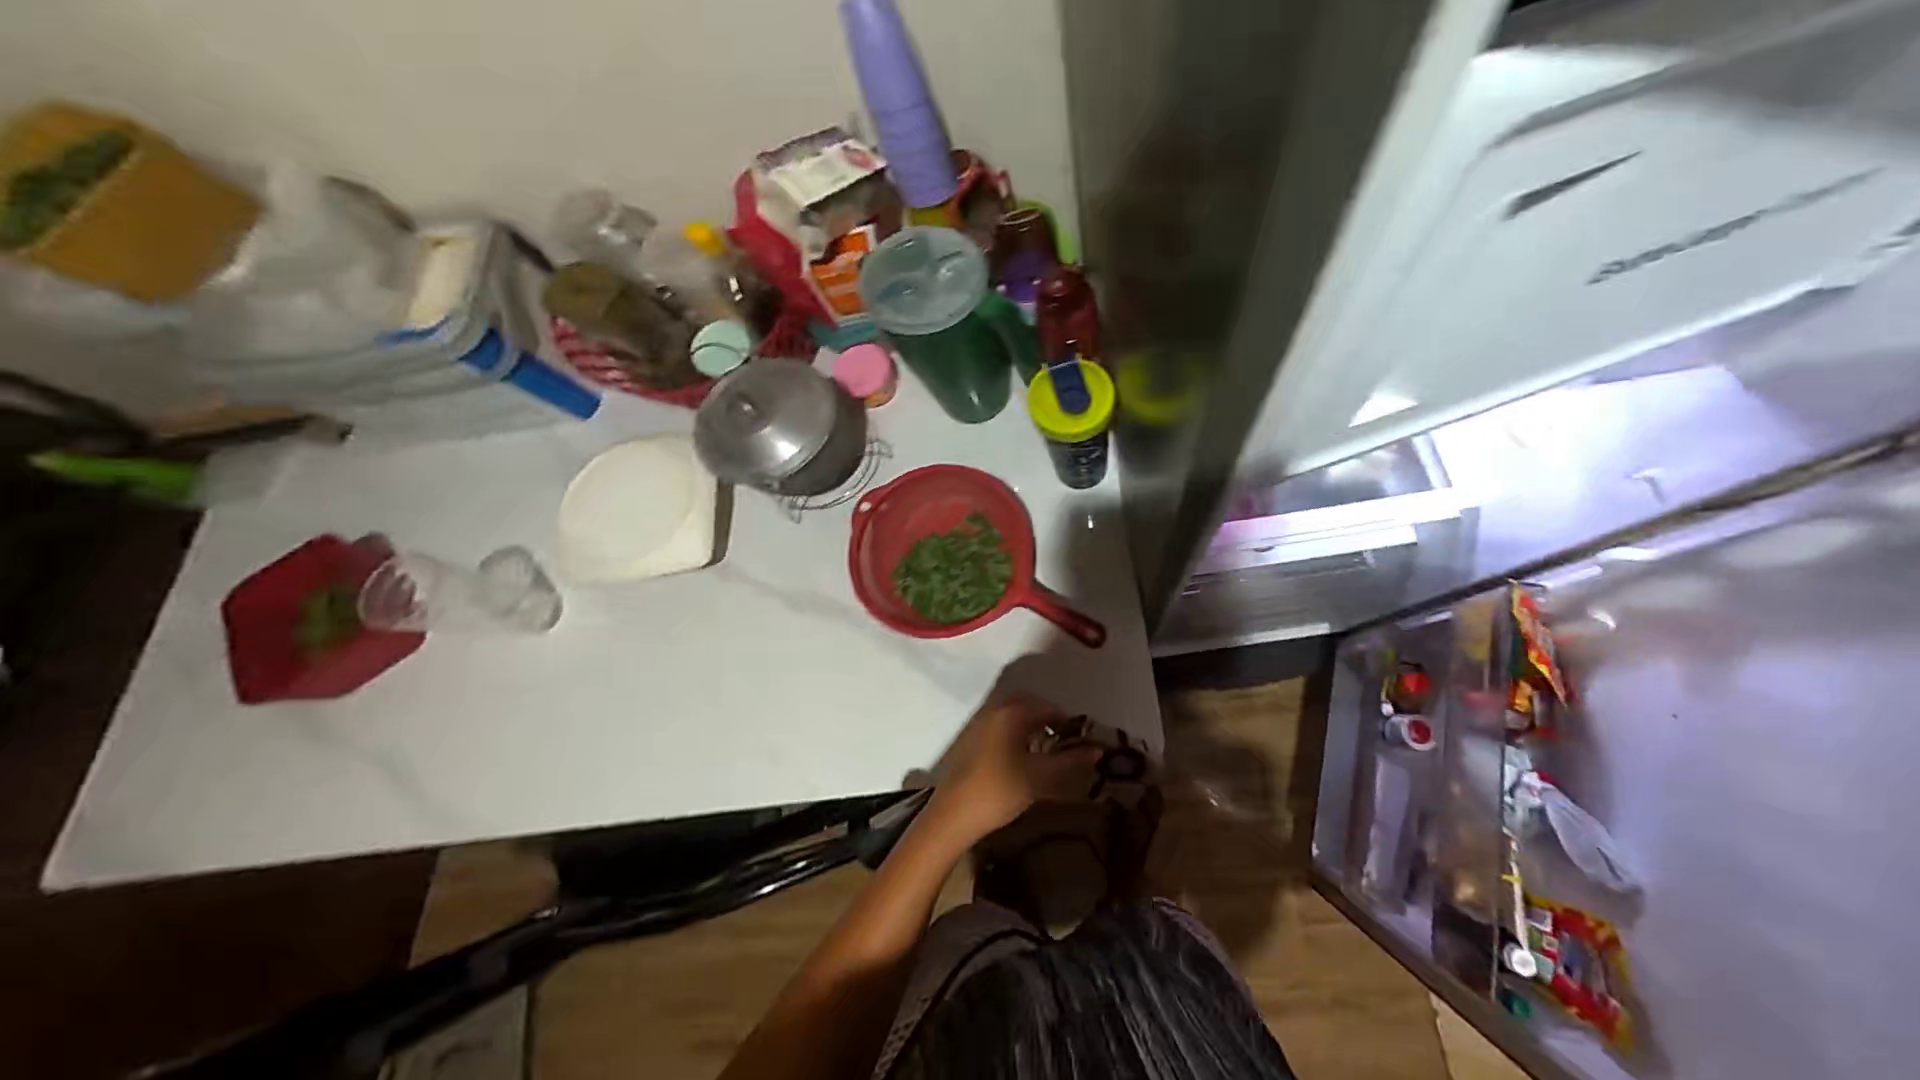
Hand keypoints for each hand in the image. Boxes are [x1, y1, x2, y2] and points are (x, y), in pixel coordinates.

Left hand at [923, 695, 1102, 848]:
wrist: (953, 815)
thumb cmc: (1000, 790)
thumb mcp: (1041, 777)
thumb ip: (1070, 760)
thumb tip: (1097, 750)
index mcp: (1011, 712)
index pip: (1047, 708)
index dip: (1067, 722)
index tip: (1081, 740)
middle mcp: (992, 710)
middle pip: (1027, 706)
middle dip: (1047, 720)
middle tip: (1064, 742)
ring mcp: (977, 724)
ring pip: (1011, 716)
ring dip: (1030, 727)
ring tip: (1045, 752)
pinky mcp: (968, 740)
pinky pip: (998, 726)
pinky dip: (1014, 734)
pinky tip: (1020, 758)